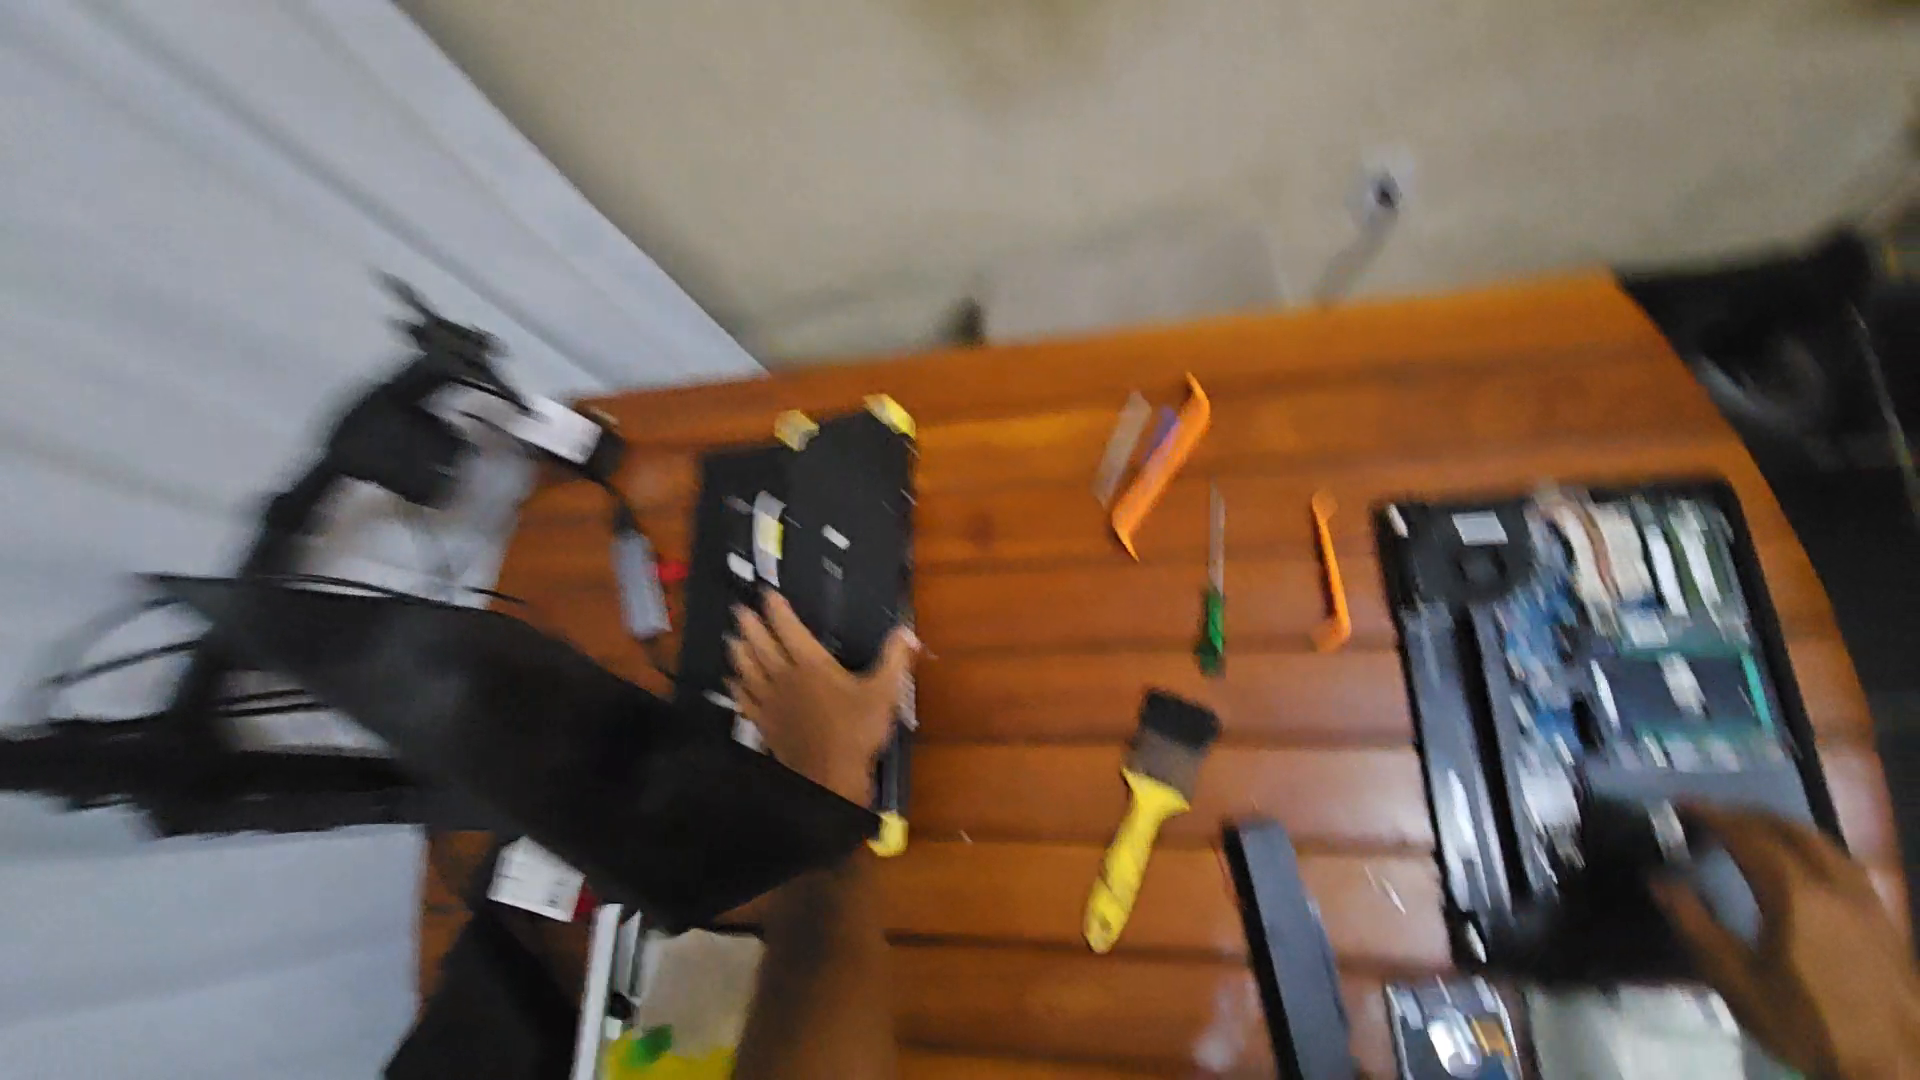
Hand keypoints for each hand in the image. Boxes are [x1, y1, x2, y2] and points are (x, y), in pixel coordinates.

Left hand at [725, 591, 917, 802]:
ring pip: (748, 670)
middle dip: (749, 625)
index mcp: (811, 664)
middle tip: (739, 610)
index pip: (789, 628)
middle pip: (761, 645)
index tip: (767, 594)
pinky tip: (732, 682)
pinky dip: (736, 688)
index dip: (777, 609)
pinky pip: (745, 701)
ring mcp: (771, 702)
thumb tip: (906, 632)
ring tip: (731, 638)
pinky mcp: (765, 724)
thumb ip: (894, 659)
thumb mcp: (884, 691)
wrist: (831, 776)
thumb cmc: (857, 730)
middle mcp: (785, 677)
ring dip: (739, 652)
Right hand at [1650, 807, 1919, 1077]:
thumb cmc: (1808, 1021)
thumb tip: (1660, 880)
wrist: (1899, 1072)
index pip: (1749, 836)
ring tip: (1753, 835)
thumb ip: (1693, 922)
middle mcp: (1838, 890)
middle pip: (1794, 831)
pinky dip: (1813, 852)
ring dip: (1784, 830)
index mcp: (1797, 895)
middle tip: (1713, 815)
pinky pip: (1846, 868)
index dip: (1713, 815)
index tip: (1681, 805)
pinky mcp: (1888, 927)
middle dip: (1749, 815)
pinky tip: (1799, 871)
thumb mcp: (1734, 976)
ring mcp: (1871, 908)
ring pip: (1828, 846)